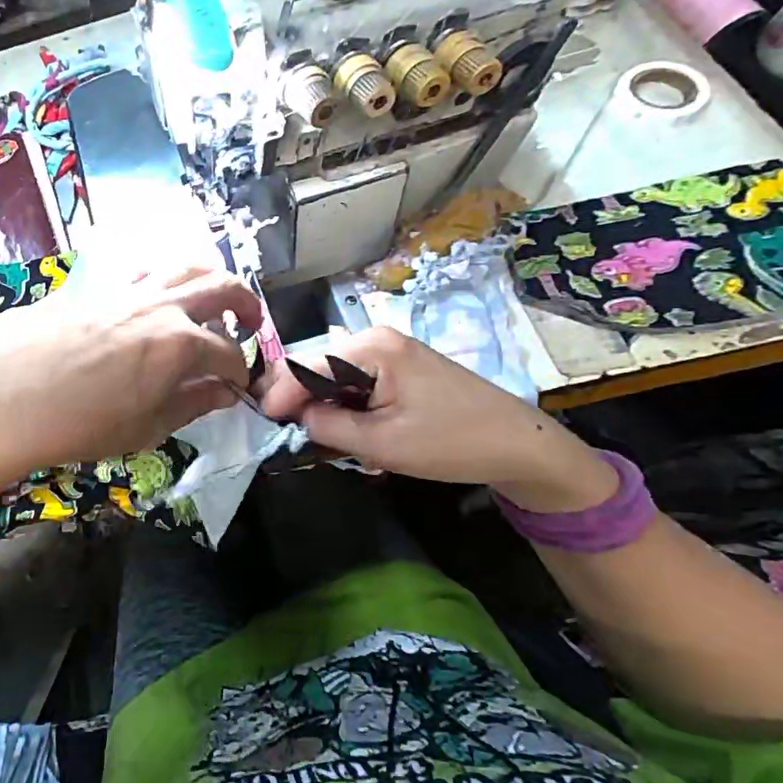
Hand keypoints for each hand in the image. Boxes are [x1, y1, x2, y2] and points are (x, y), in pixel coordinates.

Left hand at [0, 266, 261, 477]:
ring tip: (213, 300)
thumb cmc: (82, 425)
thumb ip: (193, 403)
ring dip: (211, 279)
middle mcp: (162, 306)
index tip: (238, 389)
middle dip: (247, 306)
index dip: (241, 373)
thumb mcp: (148, 427)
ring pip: (185, 265)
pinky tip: (159, 300)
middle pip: (222, 287)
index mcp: (181, 343)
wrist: (9, 401)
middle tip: (251, 327)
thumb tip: (225, 392)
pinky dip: (167, 279)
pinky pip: (146, 271)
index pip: (229, 354)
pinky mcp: (100, 289)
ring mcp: (129, 291)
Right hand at [258, 327, 616, 509]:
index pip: (307, 365)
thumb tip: (298, 417)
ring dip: (326, 407)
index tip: (263, 421)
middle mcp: (377, 338)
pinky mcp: (402, 367)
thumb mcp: (380, 443)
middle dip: (302, 400)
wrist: (518, 445)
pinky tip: (353, 431)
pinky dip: (348, 406)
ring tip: (323, 439)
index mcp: (371, 347)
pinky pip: (358, 382)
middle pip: (319, 367)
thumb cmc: (450, 442)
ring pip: (336, 377)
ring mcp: (392, 350)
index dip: (280, 394)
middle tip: (291, 434)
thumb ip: (327, 426)